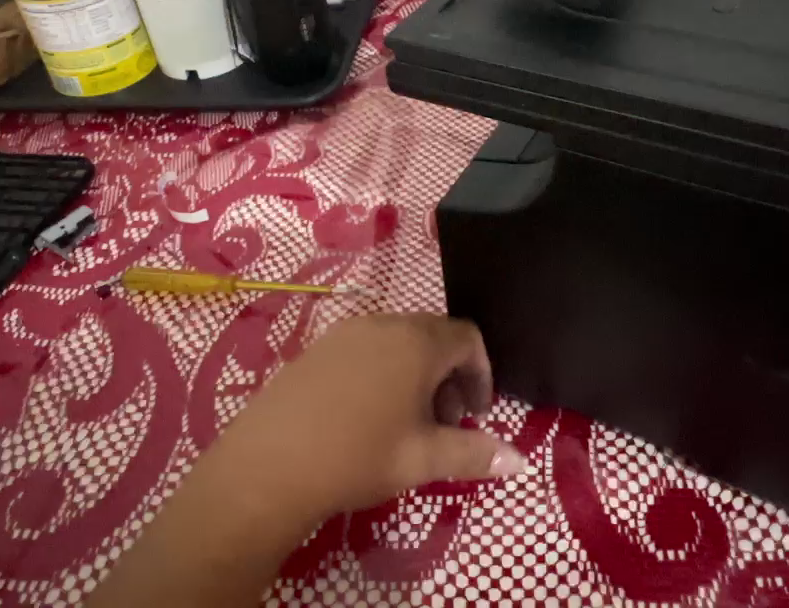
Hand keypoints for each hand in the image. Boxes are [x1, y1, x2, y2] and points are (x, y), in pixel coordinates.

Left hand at [91, 314, 527, 607]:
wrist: (269, 465)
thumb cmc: (358, 456)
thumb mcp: (422, 459)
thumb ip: (474, 454)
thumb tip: (519, 461)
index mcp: (418, 342)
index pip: (468, 337)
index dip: (481, 372)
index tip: (477, 413)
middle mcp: (387, 324)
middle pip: (435, 336)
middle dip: (450, 376)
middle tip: (447, 423)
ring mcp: (349, 331)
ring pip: (400, 341)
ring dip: (418, 374)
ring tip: (407, 422)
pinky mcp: (320, 346)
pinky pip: (368, 347)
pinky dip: (384, 370)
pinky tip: (367, 415)